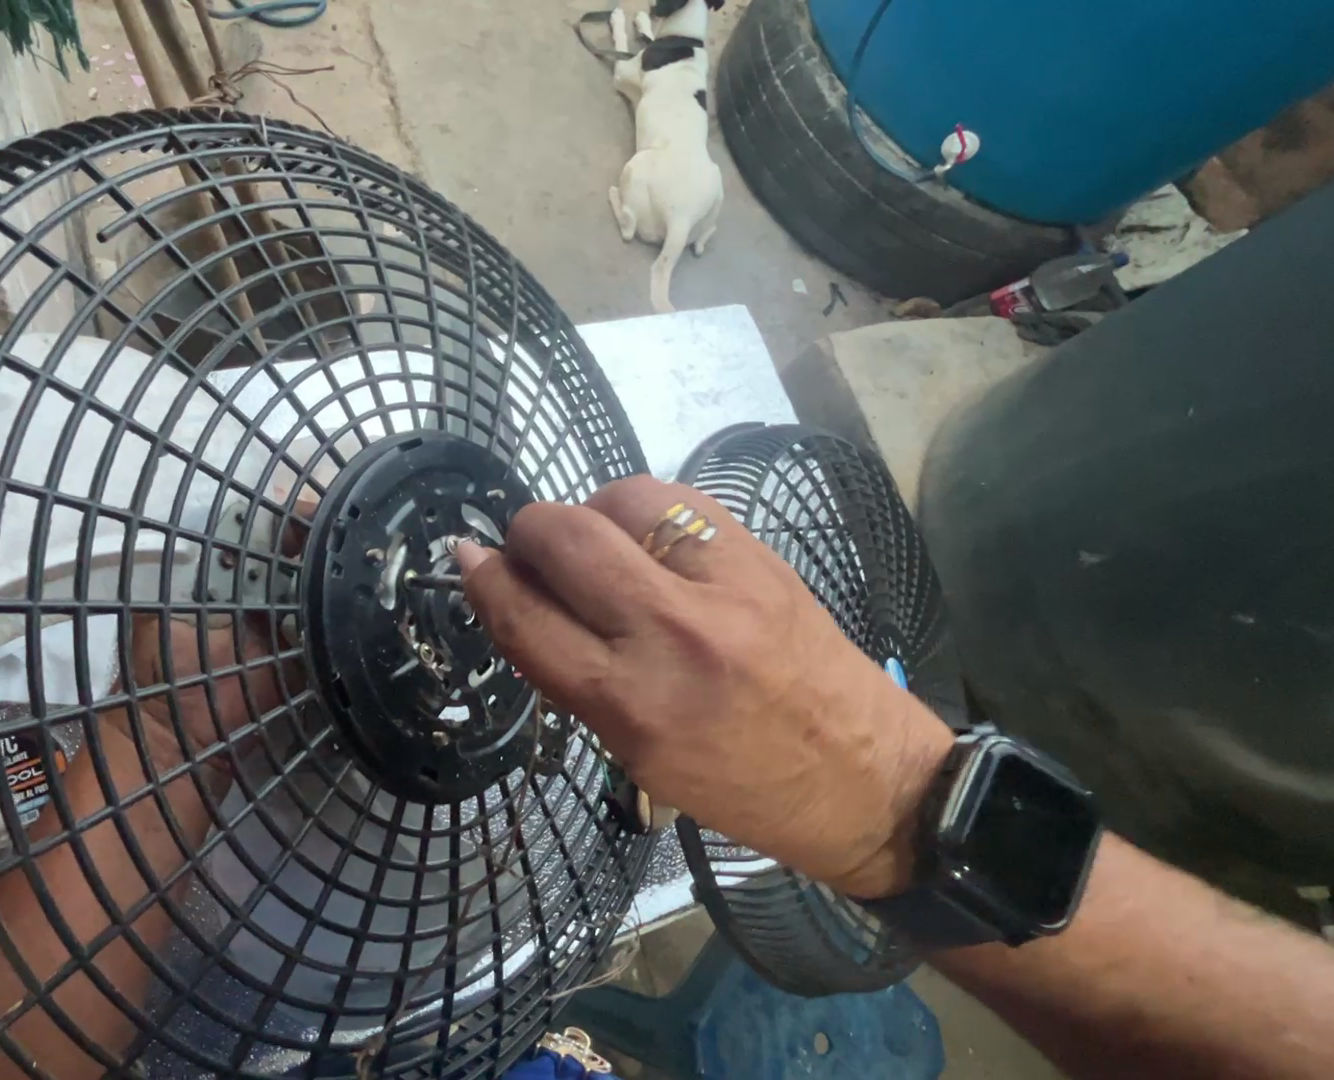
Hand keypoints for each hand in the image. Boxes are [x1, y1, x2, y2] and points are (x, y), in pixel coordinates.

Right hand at [456, 474, 954, 896]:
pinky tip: (646, 540)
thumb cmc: (736, 786)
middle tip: (528, 553)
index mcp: (629, 704)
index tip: (467, 559)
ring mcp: (723, 586)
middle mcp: (671, 635)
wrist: (866, 780)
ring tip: (596, 548)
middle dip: (525, 534)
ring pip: (616, 500)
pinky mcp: (761, 557)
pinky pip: (675, 500)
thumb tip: (514, 594)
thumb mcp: (632, 752)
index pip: (525, 618)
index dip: (483, 579)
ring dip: (585, 515)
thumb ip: (568, 670)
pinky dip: (640, 512)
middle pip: (562, 538)